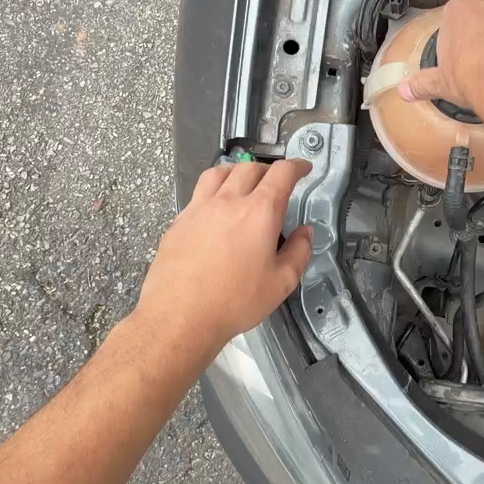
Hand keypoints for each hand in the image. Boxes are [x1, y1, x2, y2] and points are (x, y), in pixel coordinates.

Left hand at [136, 159, 312, 354]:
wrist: (180, 316)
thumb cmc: (233, 302)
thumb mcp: (281, 283)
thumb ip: (298, 252)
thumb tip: (304, 234)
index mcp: (259, 213)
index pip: (281, 175)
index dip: (296, 166)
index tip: (302, 168)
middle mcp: (228, 202)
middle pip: (250, 169)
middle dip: (269, 169)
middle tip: (277, 180)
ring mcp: (199, 209)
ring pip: (219, 173)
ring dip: (237, 171)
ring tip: (244, 181)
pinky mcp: (179, 222)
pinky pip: (198, 193)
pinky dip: (213, 189)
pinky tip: (216, 206)